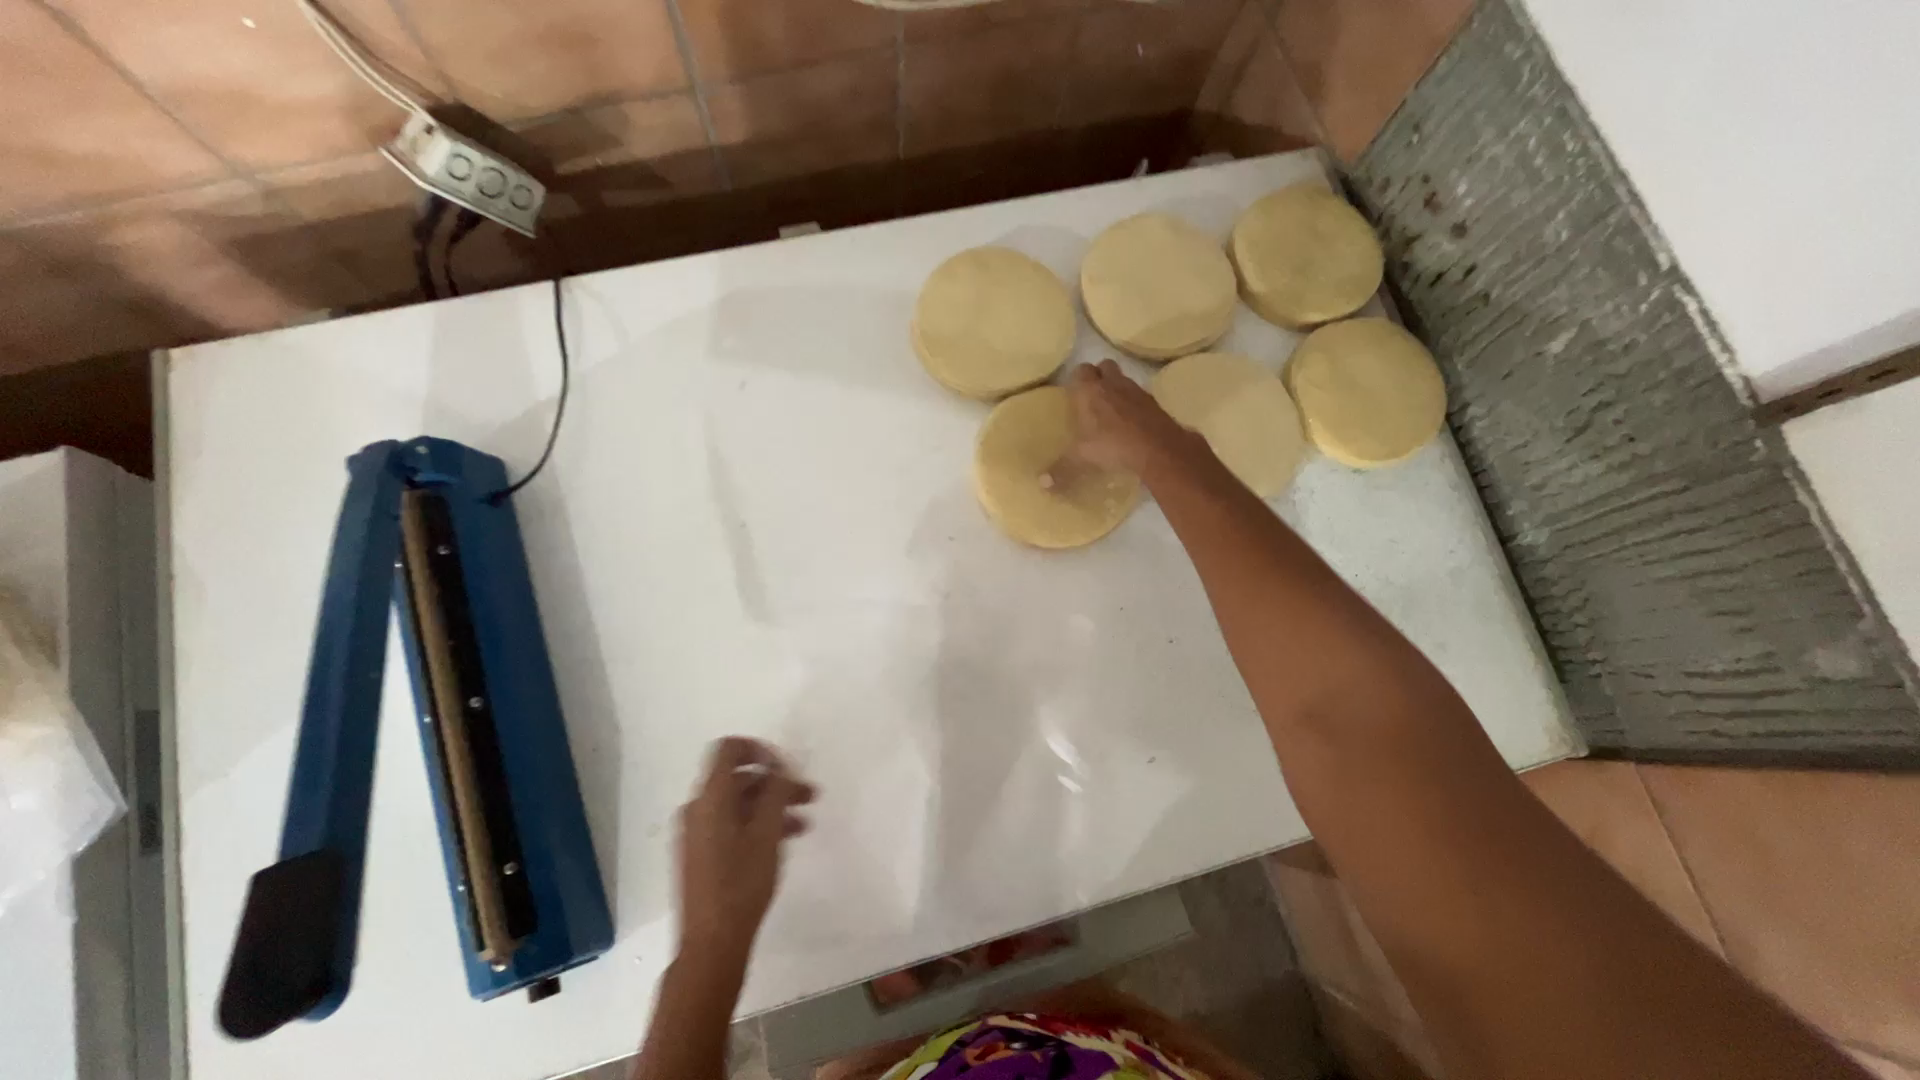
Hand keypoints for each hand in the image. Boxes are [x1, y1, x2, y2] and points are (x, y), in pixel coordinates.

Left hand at [674, 737, 815, 961]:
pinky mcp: (699, 856)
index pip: (729, 749)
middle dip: (775, 783)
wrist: (712, 944)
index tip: (787, 768)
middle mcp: (697, 809)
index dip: (760, 749)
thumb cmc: (742, 884)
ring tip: (803, 825)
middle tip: (809, 796)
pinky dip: (756, 825)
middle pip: (738, 779)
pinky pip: (730, 826)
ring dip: (770, 806)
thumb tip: (780, 767)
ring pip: (737, 805)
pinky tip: (781, 843)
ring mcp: (695, 834)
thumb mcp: (767, 834)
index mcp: (710, 798)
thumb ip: (776, 792)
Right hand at [1059, 359, 1196, 475]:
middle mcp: (1113, 383)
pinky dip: (1135, 404)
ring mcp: (1137, 391)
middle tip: (1093, 397)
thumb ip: (1062, 469)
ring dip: (1118, 389)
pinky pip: (1140, 396)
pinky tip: (1132, 422)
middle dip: (1099, 376)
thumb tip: (1041, 484)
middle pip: (1104, 366)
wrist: (1158, 448)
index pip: (1081, 370)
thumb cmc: (1113, 445)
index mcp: (1090, 391)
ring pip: (1124, 379)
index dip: (1077, 379)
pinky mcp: (1155, 402)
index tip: (1074, 394)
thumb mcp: (1082, 459)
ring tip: (1112, 411)